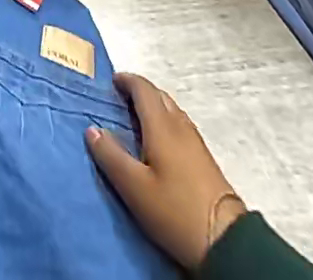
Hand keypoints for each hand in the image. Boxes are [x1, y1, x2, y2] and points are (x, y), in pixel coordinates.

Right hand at [87, 73, 246, 268]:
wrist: (221, 232)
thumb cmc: (173, 208)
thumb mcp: (135, 187)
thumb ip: (112, 157)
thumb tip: (92, 129)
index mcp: (162, 126)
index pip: (145, 91)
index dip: (128, 81)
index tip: (112, 80)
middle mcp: (180, 124)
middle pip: (159, 96)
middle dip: (139, 90)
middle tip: (119, 95)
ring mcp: (193, 138)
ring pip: (170, 108)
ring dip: (152, 103)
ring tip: (133, 113)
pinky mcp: (200, 153)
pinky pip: (177, 121)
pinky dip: (162, 117)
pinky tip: (157, 135)